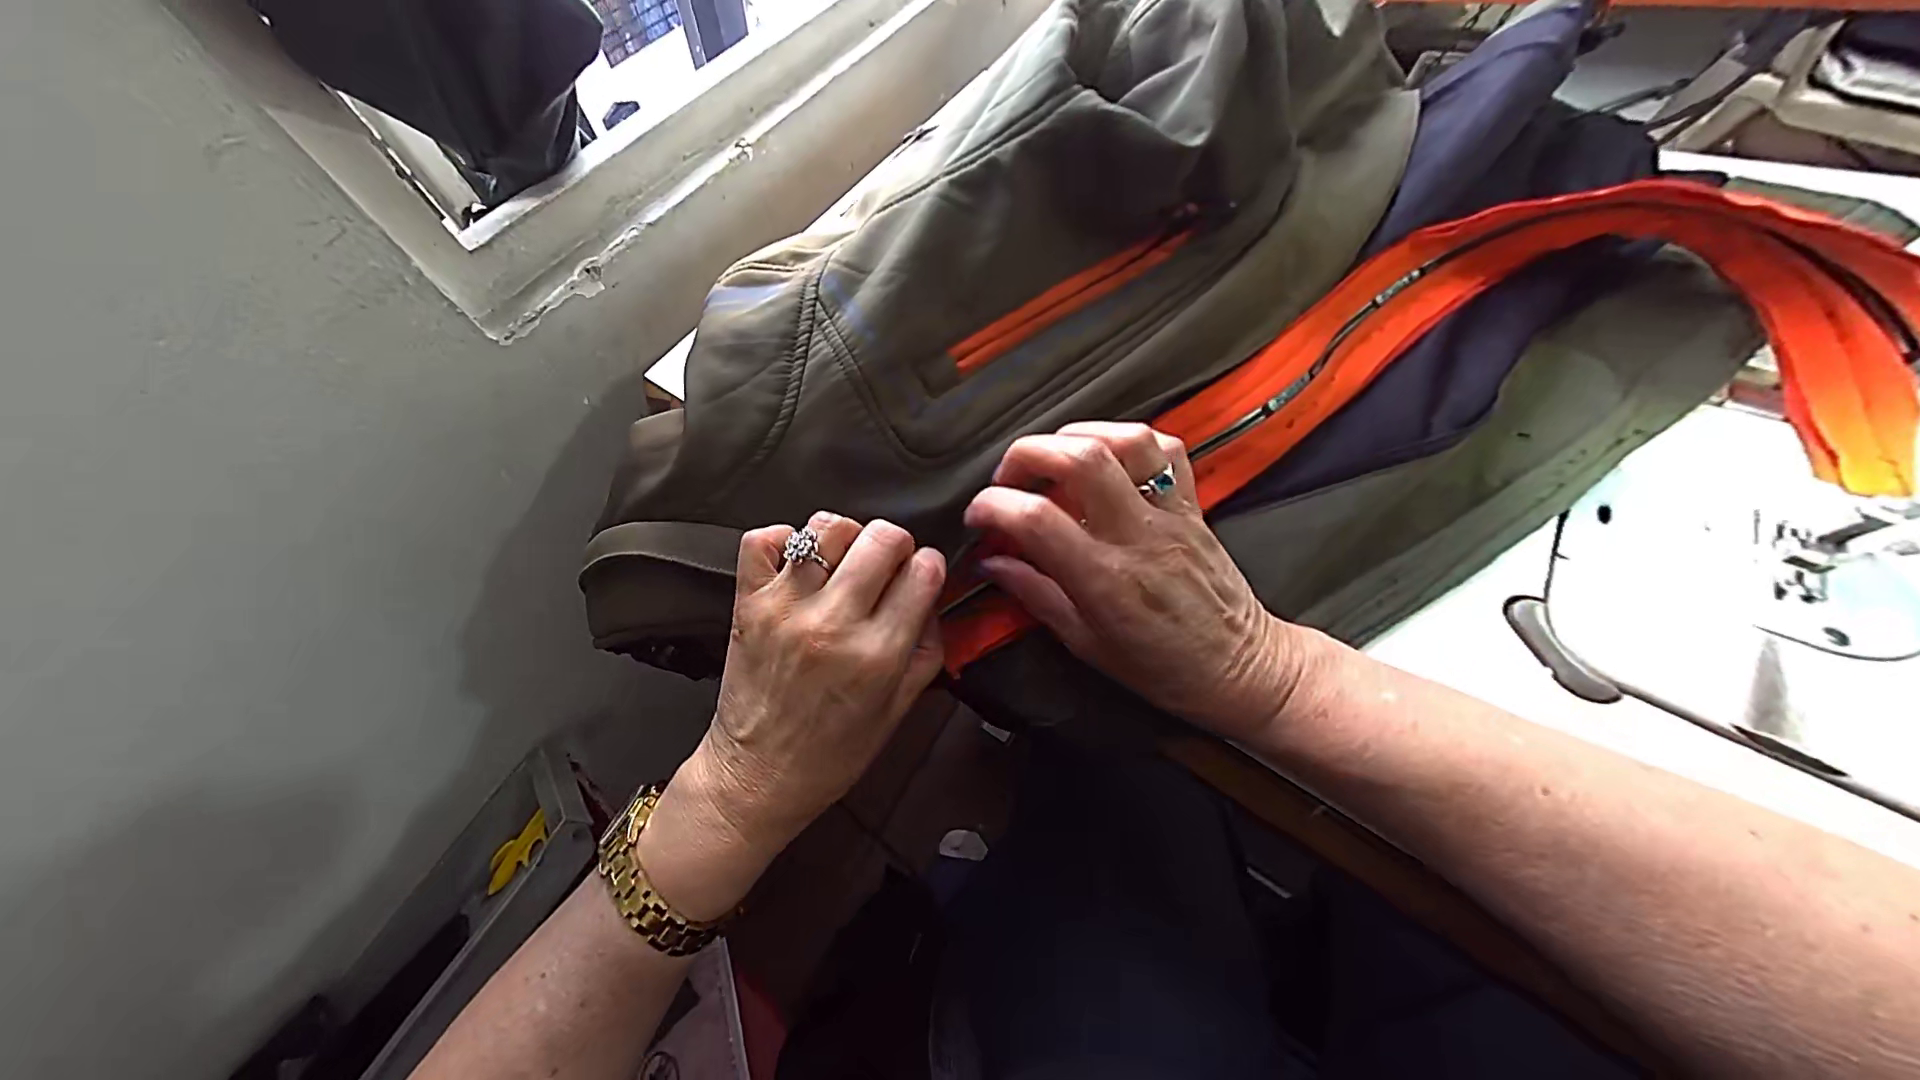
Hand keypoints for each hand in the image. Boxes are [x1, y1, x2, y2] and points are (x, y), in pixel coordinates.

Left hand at [637, 512, 946, 920]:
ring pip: (828, 527)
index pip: (924, 570)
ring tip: (844, 564)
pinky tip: (799, 565)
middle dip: (895, 544)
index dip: (930, 566)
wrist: (757, 777)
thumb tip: (933, 597)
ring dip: (846, 538)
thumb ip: (928, 649)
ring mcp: (786, 609)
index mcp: (878, 654)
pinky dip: (784, 540)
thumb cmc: (828, 753)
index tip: (922, 576)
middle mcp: (833, 624)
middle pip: (882, 537)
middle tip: (888, 566)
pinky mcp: (748, 603)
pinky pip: (763, 538)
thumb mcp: (899, 710)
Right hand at [963, 422, 1314, 740]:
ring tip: (1052, 460)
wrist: (1240, 669)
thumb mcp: (1085, 643)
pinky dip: (1128, 439)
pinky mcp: (1192, 506)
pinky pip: (1168, 449)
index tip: (979, 516)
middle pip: (1079, 458)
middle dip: (1027, 454)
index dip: (993, 506)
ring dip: (1076, 437)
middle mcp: (1137, 537)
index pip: (1036, 518)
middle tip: (1008, 479)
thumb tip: (994, 562)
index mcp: (1105, 580)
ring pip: (1125, 441)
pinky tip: (1105, 458)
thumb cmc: (1165, 668)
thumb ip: (1035, 593)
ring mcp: (1170, 515)